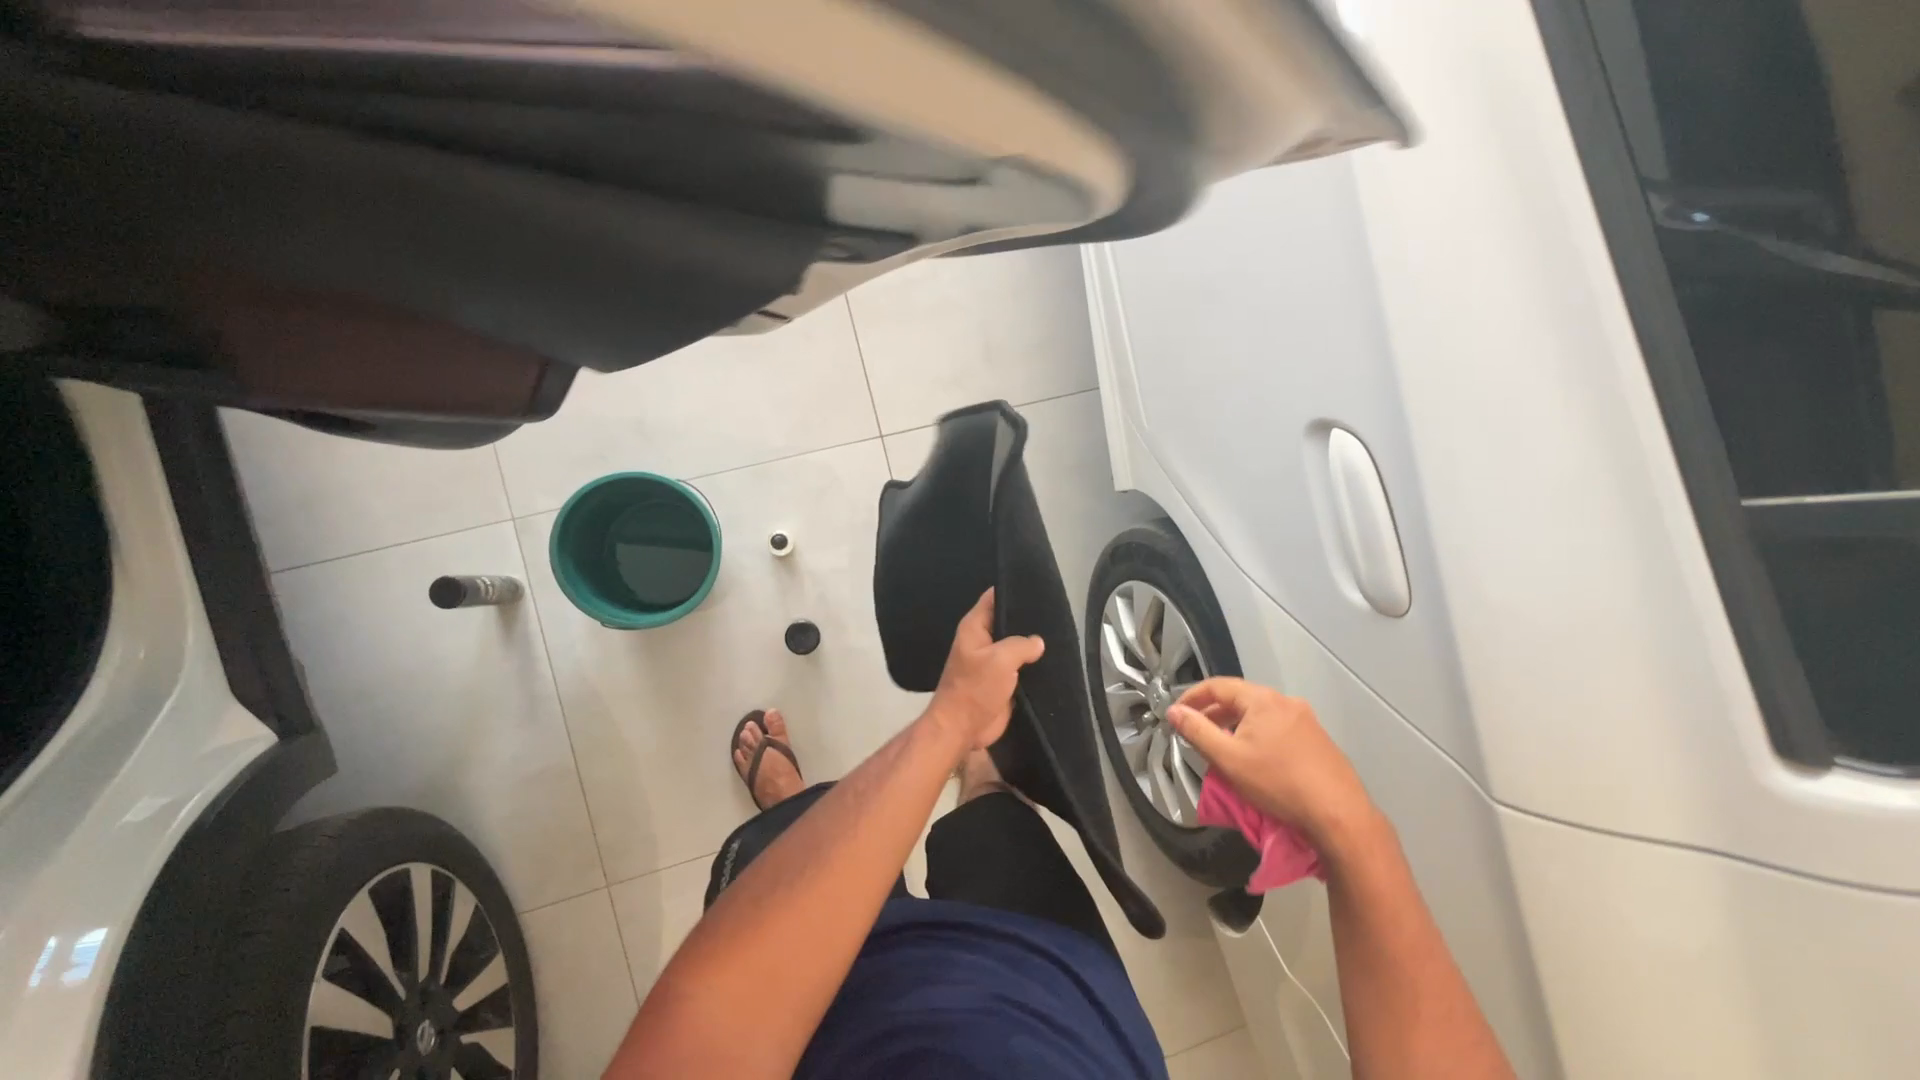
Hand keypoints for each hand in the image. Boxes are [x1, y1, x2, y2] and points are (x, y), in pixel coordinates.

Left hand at [925, 589, 1044, 753]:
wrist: (962, 728)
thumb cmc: (974, 688)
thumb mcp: (1000, 660)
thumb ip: (1021, 645)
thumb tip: (1038, 641)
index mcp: (975, 627)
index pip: (993, 598)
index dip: (1012, 590)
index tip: (1037, 585)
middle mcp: (983, 641)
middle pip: (1007, 622)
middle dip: (1028, 619)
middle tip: (1056, 612)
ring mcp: (993, 662)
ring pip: (1016, 646)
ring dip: (1032, 645)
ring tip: (1060, 634)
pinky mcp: (1002, 681)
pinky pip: (1021, 667)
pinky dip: (1033, 665)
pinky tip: (1054, 660)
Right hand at [1167, 678, 1380, 852]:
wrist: (1338, 814)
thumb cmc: (1278, 783)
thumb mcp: (1228, 758)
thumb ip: (1197, 731)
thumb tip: (1174, 710)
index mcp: (1263, 700)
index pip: (1218, 685)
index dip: (1192, 696)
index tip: (1175, 712)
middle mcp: (1287, 702)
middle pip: (1240, 698)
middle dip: (1213, 712)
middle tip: (1195, 732)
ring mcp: (1306, 720)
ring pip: (1260, 715)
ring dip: (1235, 725)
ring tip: (1221, 747)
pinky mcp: (1318, 740)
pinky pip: (1277, 728)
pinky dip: (1257, 735)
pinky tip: (1254, 758)